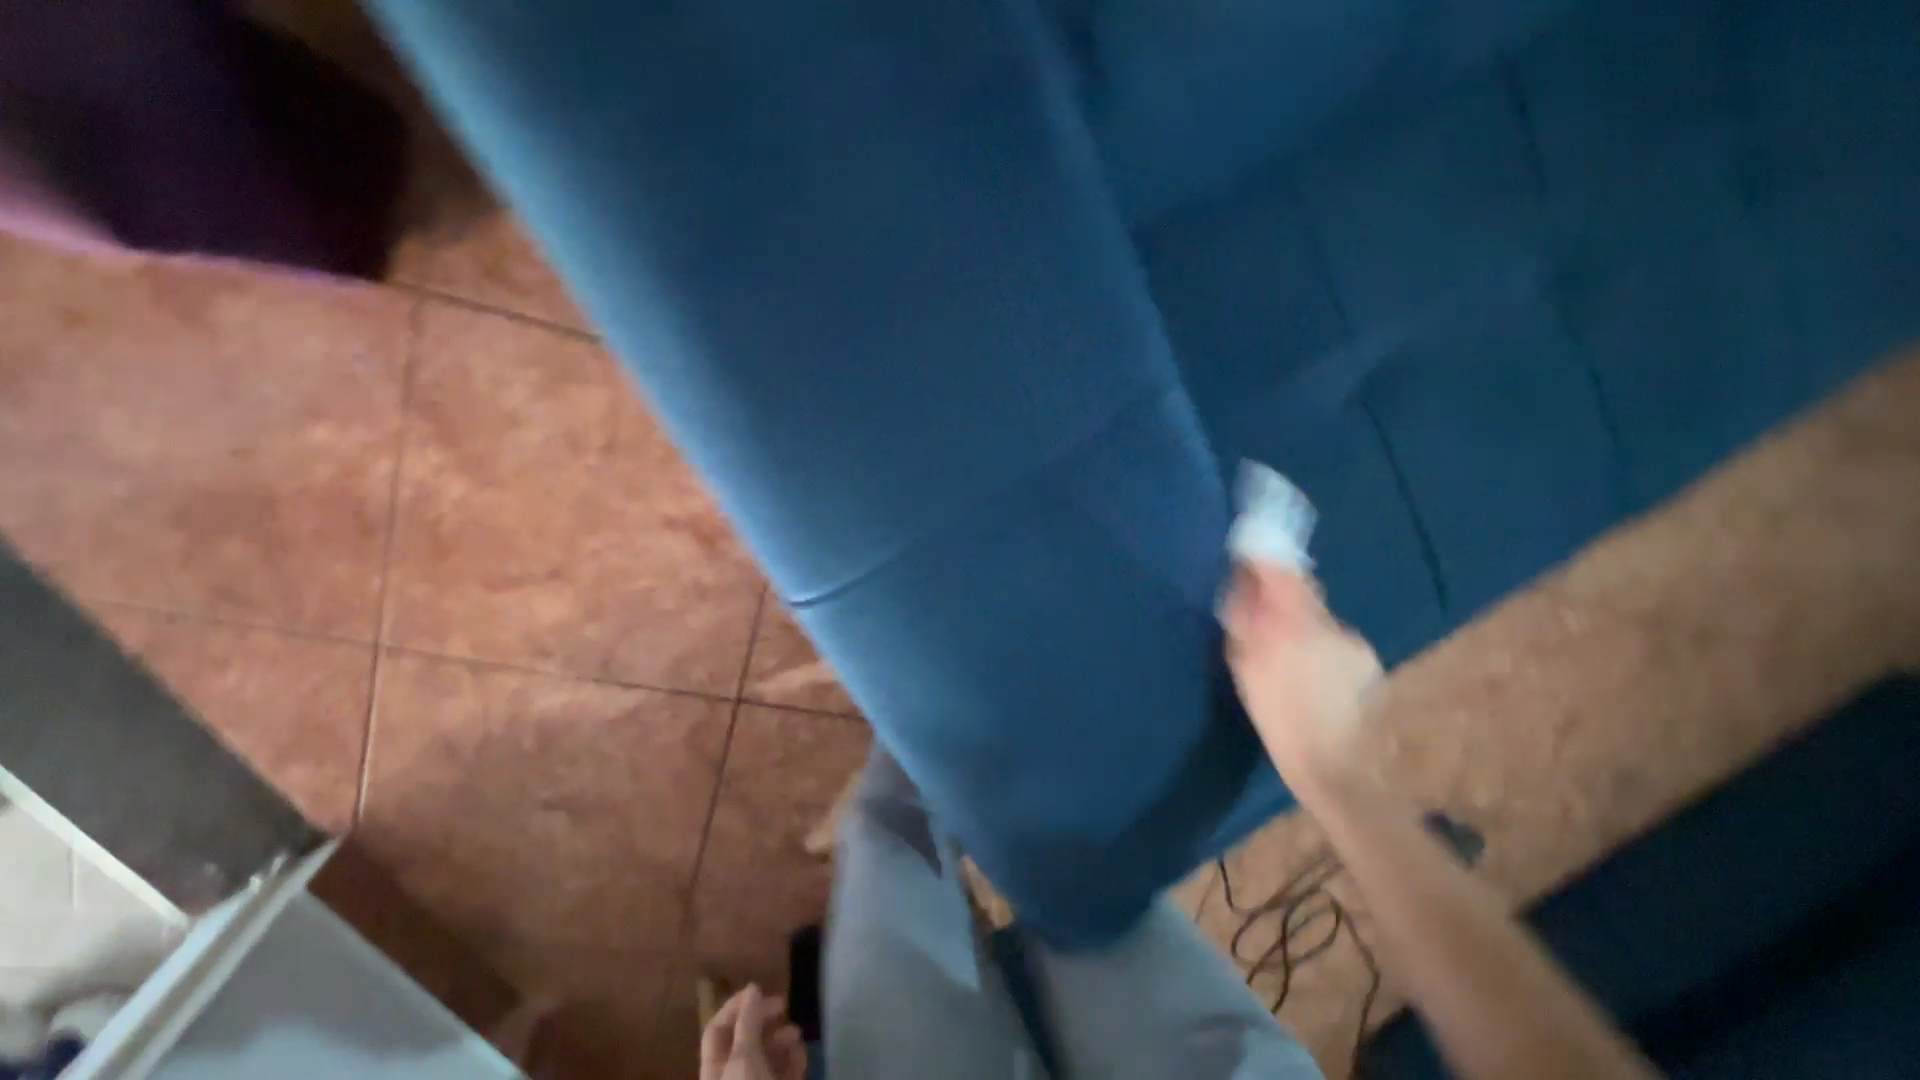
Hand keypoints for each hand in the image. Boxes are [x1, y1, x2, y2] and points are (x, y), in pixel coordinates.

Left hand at [700, 985, 806, 1079]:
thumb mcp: (745, 1058)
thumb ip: (748, 1023)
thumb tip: (752, 988)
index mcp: (714, 1066)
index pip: (717, 1028)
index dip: (735, 1005)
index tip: (759, 989)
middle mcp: (730, 1075)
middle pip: (745, 1039)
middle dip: (764, 1019)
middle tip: (783, 1005)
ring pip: (766, 1055)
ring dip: (782, 1039)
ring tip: (797, 1034)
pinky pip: (782, 1071)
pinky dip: (792, 1060)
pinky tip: (802, 1054)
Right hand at [1221, 559, 1383, 782]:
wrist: (1338, 768)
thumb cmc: (1281, 721)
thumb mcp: (1248, 671)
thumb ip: (1244, 623)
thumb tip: (1241, 586)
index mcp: (1296, 624)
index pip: (1282, 572)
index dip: (1263, 561)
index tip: (1246, 558)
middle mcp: (1331, 625)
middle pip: (1302, 595)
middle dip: (1280, 598)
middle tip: (1258, 615)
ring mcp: (1354, 644)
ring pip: (1319, 622)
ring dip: (1300, 628)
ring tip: (1285, 657)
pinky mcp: (1369, 664)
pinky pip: (1335, 644)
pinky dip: (1319, 650)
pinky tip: (1311, 677)